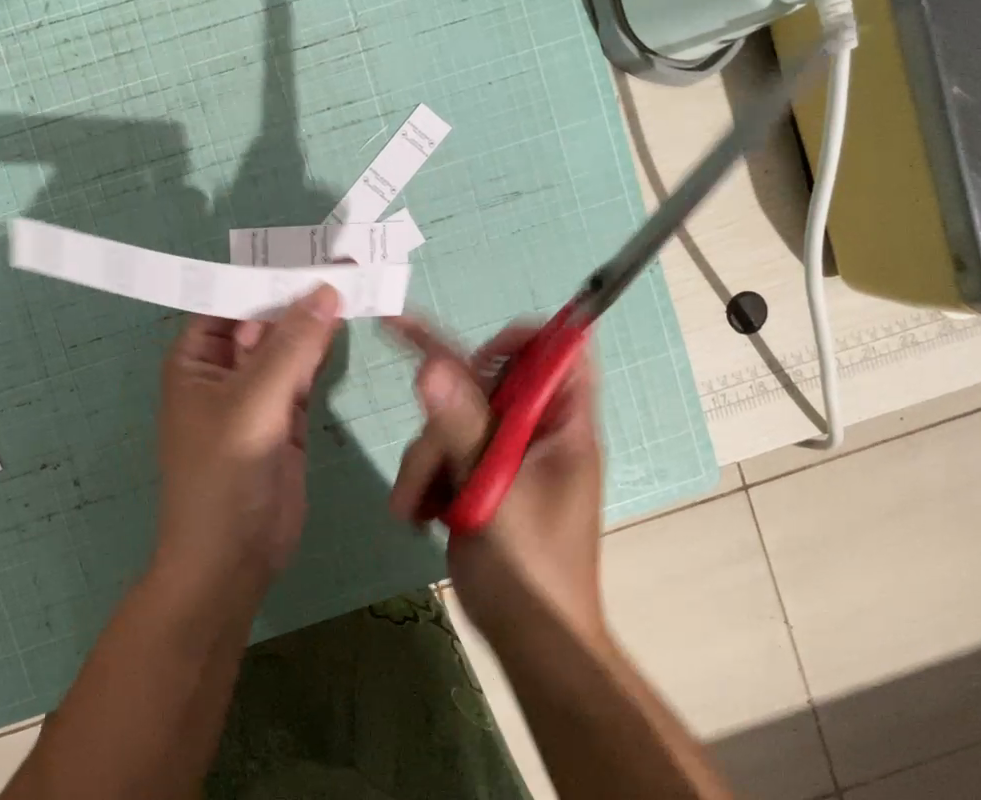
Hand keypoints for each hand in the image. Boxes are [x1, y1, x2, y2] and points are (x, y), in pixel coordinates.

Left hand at [153, 285, 342, 596]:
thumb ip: (290, 349)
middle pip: (263, 320)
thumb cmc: (222, 476)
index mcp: (194, 359)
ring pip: (288, 345)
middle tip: (344, 256)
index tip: (310, 248)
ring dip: (315, 319)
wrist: (231, 559)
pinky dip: (323, 351)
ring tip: (355, 277)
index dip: (266, 275)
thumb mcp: (251, 405)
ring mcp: (257, 394)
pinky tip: (346, 322)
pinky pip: (305, 374)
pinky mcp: (287, 419)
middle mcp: (223, 369)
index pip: (230, 302)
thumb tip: (324, 290)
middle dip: (296, 293)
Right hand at [384, 316, 607, 641]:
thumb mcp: (494, 491)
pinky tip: (420, 512)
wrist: (529, 639)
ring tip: (415, 507)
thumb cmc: (530, 568)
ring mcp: (502, 456)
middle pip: (483, 384)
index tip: (475, 359)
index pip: (560, 352)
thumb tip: (432, 363)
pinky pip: (439, 453)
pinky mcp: (476, 479)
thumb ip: (462, 426)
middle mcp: (534, 433)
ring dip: (424, 461)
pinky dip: (424, 479)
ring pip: (449, 421)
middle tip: (430, 459)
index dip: (521, 341)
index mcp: (564, 428)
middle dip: (443, 418)